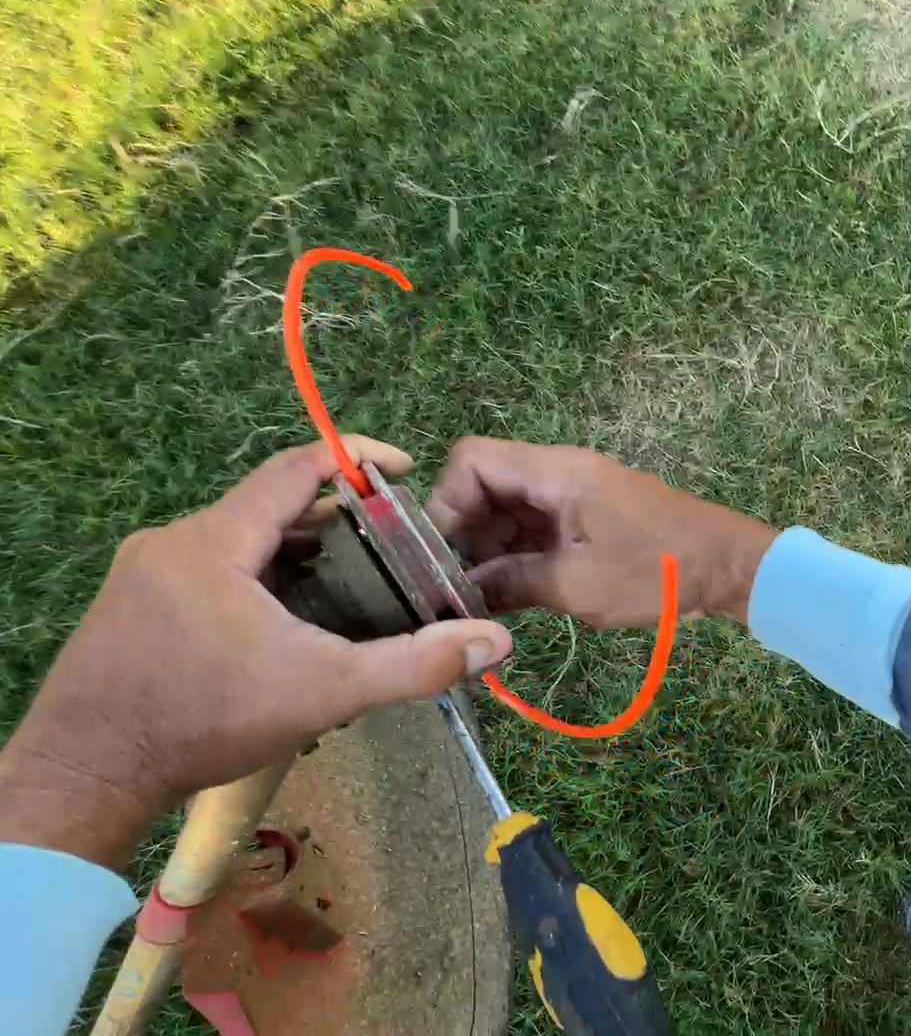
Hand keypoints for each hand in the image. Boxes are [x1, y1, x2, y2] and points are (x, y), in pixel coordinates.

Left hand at [0, 438, 512, 869]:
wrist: (82, 782)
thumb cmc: (204, 725)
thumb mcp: (329, 692)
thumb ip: (419, 663)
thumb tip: (498, 640)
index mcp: (211, 545)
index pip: (294, 468)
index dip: (357, 458)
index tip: (409, 469)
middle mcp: (176, 543)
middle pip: (280, 503)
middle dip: (350, 517)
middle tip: (405, 546)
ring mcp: (155, 571)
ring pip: (256, 534)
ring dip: (317, 547)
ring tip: (372, 579)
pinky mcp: (146, 598)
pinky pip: (230, 560)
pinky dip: (281, 569)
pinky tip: (312, 610)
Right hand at [426, 437, 776, 627]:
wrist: (732, 567)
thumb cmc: (656, 571)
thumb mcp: (577, 584)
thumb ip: (511, 582)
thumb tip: (464, 590)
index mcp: (559, 473)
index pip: (474, 460)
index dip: (447, 503)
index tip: (445, 555)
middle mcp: (568, 474)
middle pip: (492, 486)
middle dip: (470, 534)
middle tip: (461, 586)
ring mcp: (587, 496)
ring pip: (517, 511)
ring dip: (498, 549)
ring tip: (488, 597)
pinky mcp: (601, 519)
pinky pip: (547, 527)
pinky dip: (528, 554)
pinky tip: (519, 593)